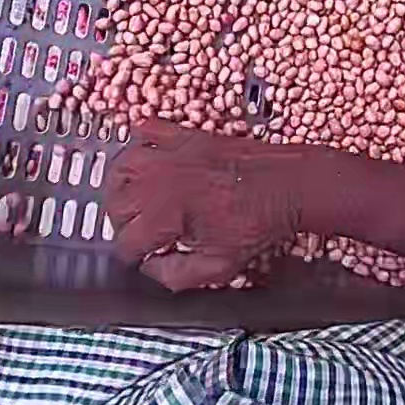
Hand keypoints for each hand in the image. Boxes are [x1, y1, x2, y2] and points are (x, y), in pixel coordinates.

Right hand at [105, 121, 310, 290]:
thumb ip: (178, 275)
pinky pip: (147, 129)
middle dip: (122, 225)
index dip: (131, 257)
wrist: (288, 185)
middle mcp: (161, 181)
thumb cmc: (260, 225)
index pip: (125, 241)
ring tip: (134, 200)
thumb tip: (152, 269)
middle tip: (139, 234)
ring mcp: (171, 153)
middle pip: (116, 205)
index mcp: (168, 216)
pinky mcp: (185, 135)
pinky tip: (147, 159)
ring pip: (121, 167)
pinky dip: (139, 143)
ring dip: (121, 187)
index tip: (140, 259)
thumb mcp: (221, 266)